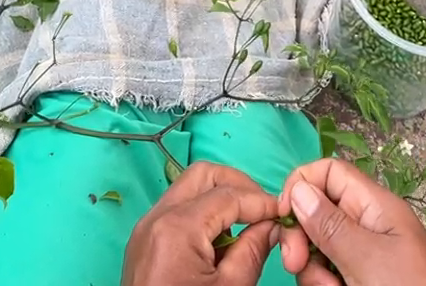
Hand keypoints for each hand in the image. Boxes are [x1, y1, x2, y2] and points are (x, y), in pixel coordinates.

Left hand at [121, 161, 281, 285]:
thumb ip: (252, 250)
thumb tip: (272, 226)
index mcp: (177, 227)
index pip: (228, 194)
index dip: (260, 201)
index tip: (283, 212)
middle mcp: (156, 217)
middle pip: (203, 175)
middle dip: (237, 185)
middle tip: (262, 209)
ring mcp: (145, 229)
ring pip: (188, 189)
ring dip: (219, 197)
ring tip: (245, 225)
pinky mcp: (142, 243)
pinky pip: (176, 210)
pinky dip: (201, 214)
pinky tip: (220, 240)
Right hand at [276, 159, 425, 285]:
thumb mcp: (368, 260)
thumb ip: (331, 225)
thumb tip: (298, 188)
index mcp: (376, 206)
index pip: (330, 173)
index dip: (302, 185)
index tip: (284, 217)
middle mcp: (368, 226)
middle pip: (319, 212)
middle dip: (302, 237)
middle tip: (295, 265)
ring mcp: (365, 258)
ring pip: (319, 249)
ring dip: (314, 271)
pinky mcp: (360, 282)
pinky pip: (330, 274)